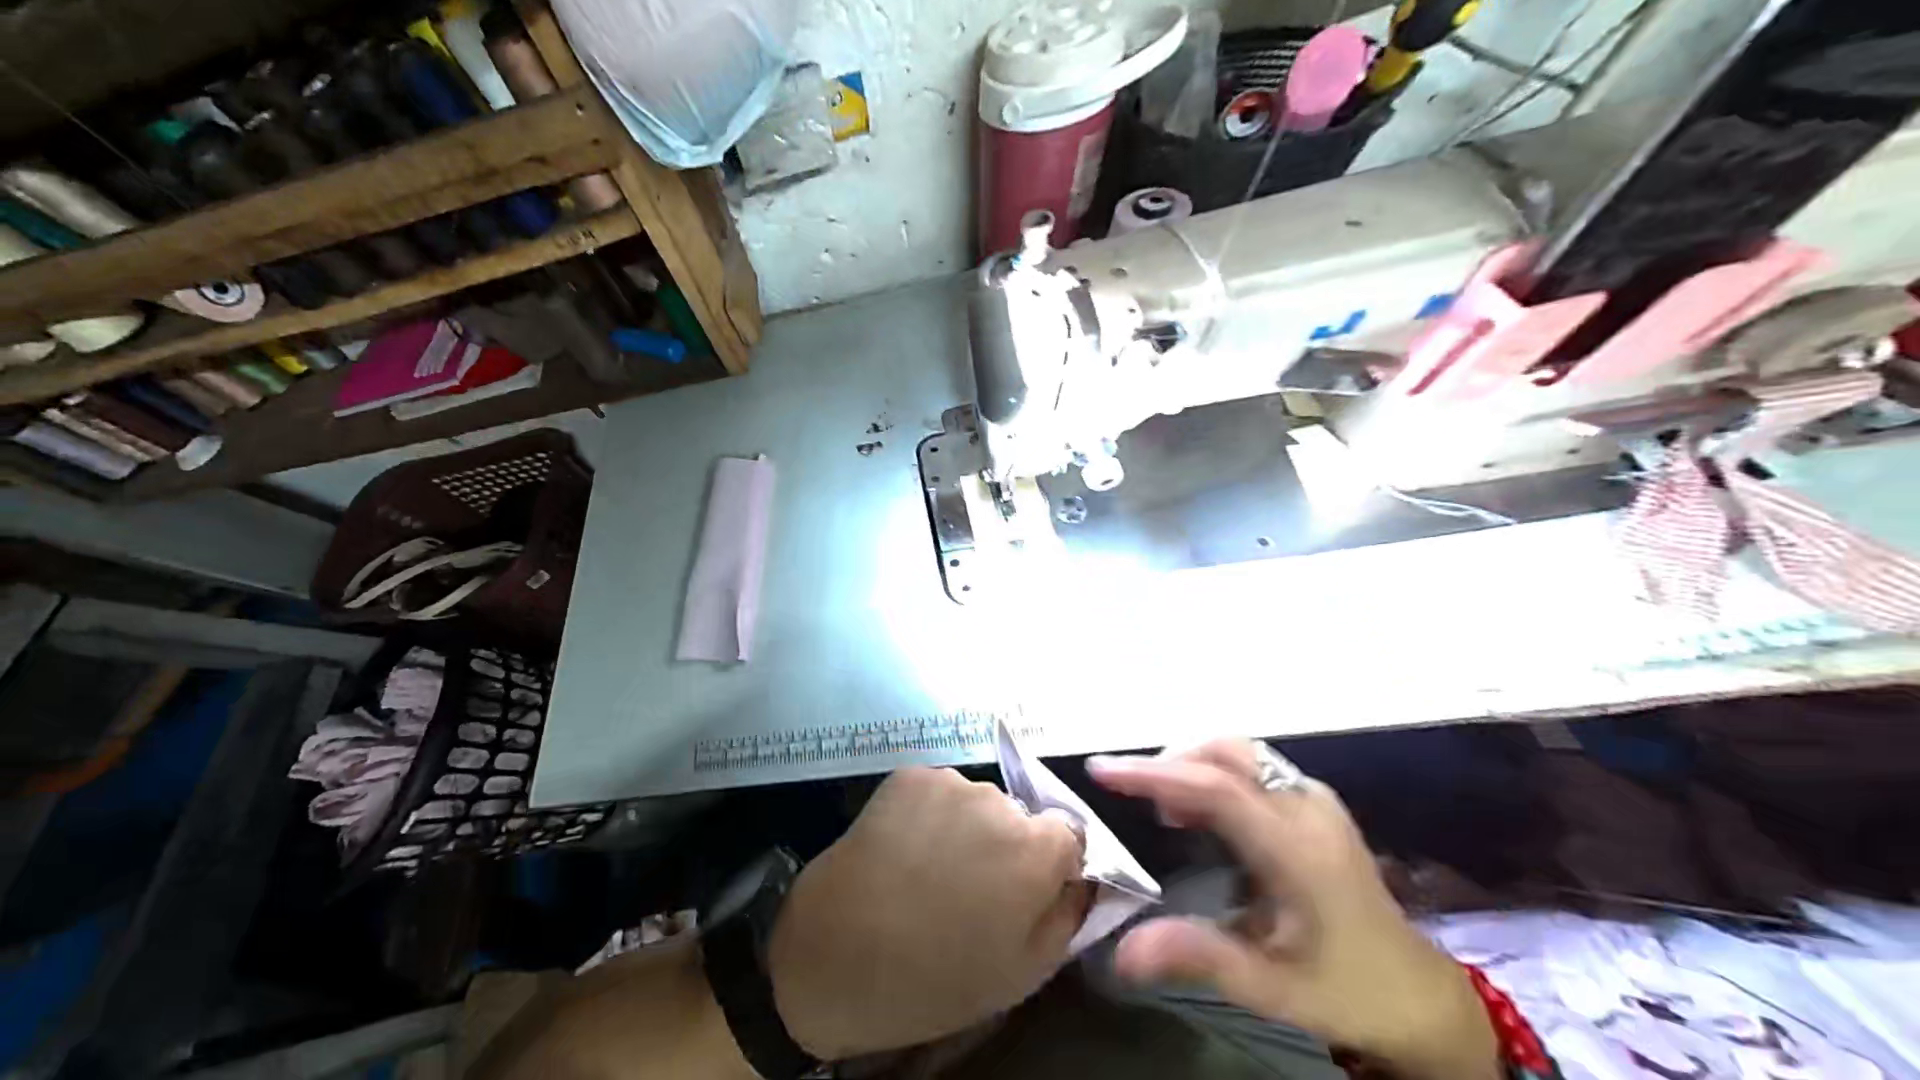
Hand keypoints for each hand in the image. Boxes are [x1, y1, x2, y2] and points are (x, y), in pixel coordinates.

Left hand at [767, 766, 1089, 1059]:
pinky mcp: (909, 775)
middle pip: (1018, 817)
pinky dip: (929, 815)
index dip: (1050, 864)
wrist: (835, 954)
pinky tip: (904, 850)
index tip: (1022, 892)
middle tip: (967, 889)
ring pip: (975, 804)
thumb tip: (1082, 879)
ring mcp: (949, 782)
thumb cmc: (936, 977)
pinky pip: (937, 793)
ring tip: (928, 871)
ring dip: (965, 828)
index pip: (1068, 834)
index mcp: (1035, 849)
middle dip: (1005, 846)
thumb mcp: (1022, 973)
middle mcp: (998, 801)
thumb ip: (1067, 916)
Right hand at [1088, 741, 1498, 1079]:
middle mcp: (1307, 808)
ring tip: (1162, 808)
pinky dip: (1214, 772)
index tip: (1102, 769)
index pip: (1216, 789)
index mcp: (1297, 849)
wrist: (1418, 991)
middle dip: (1172, 762)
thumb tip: (1122, 951)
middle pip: (1228, 753)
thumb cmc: (1343, 989)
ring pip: (1241, 753)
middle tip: (1131, 792)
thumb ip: (1199, 958)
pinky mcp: (1316, 803)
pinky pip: (1254, 766)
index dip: (1154, 773)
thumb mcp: (1271, 986)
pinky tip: (1198, 810)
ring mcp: (1316, 800)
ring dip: (1193, 765)